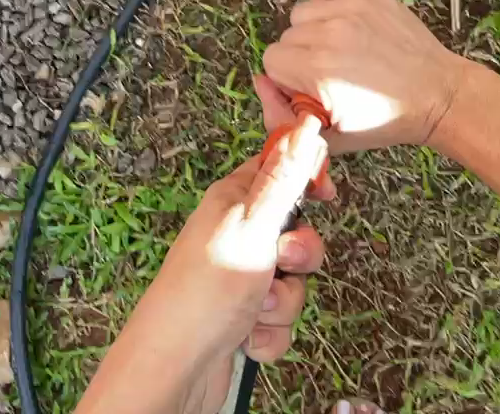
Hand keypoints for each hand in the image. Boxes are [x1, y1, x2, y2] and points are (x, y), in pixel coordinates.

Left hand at [77, 115, 327, 413]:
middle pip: (295, 230)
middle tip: (281, 262)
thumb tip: (303, 129)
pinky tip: (246, 337)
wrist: (175, 371)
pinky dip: (269, 334)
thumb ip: (283, 180)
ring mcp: (240, 278)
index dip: (306, 177)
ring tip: (255, 308)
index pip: (278, 168)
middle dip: (300, 256)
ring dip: (283, 302)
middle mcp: (237, 234)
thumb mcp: (252, 225)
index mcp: (234, 200)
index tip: (325, 193)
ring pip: (292, 281)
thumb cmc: (204, 293)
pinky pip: (280, 320)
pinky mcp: (242, 317)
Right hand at [262, 0, 471, 152]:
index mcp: (318, 70)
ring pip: (302, 12)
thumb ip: (282, 116)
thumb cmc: (385, 120)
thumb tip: (260, 84)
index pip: (271, 60)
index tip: (311, 86)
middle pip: (286, 36)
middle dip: (301, 55)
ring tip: (341, 47)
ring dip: (314, 29)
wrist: (436, 93)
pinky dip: (328, 5)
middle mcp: (330, 33)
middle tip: (330, 70)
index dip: (289, 78)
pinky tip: (348, 26)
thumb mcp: (331, 137)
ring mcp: (350, 8)